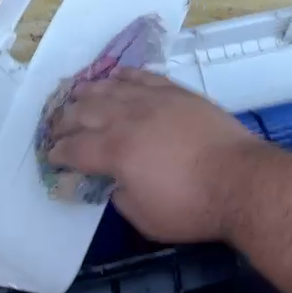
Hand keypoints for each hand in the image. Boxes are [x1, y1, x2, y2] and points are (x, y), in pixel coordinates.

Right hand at [45, 67, 268, 243]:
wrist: (240, 179)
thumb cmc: (192, 206)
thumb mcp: (145, 217)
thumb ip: (121, 195)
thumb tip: (115, 181)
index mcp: (115, 151)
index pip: (75, 148)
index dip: (59, 152)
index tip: (51, 155)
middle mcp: (127, 118)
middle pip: (85, 111)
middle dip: (65, 119)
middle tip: (56, 126)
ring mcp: (152, 99)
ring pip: (110, 88)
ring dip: (88, 91)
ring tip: (75, 94)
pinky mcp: (175, 91)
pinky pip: (142, 76)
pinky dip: (123, 75)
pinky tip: (115, 76)